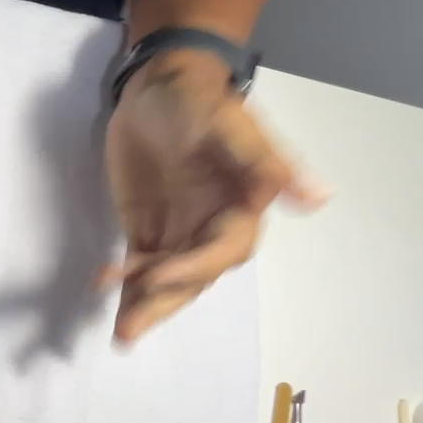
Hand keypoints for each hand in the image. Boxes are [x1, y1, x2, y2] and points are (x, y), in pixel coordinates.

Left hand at [100, 50, 324, 341]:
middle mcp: (211, 226)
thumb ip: (262, 160)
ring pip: (165, 278)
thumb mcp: (229, 123)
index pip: (222, 249)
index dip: (192, 266)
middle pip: (192, 275)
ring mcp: (177, 229)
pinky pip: (139, 262)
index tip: (155, 276)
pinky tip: (107, 295)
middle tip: (128, 332)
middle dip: (162, 303)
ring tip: (120, 334)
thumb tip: (315, 197)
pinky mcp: (147, 225)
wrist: (158, 88)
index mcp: (240, 206)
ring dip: (143, 304)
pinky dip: (126, 282)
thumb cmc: (197, 100)